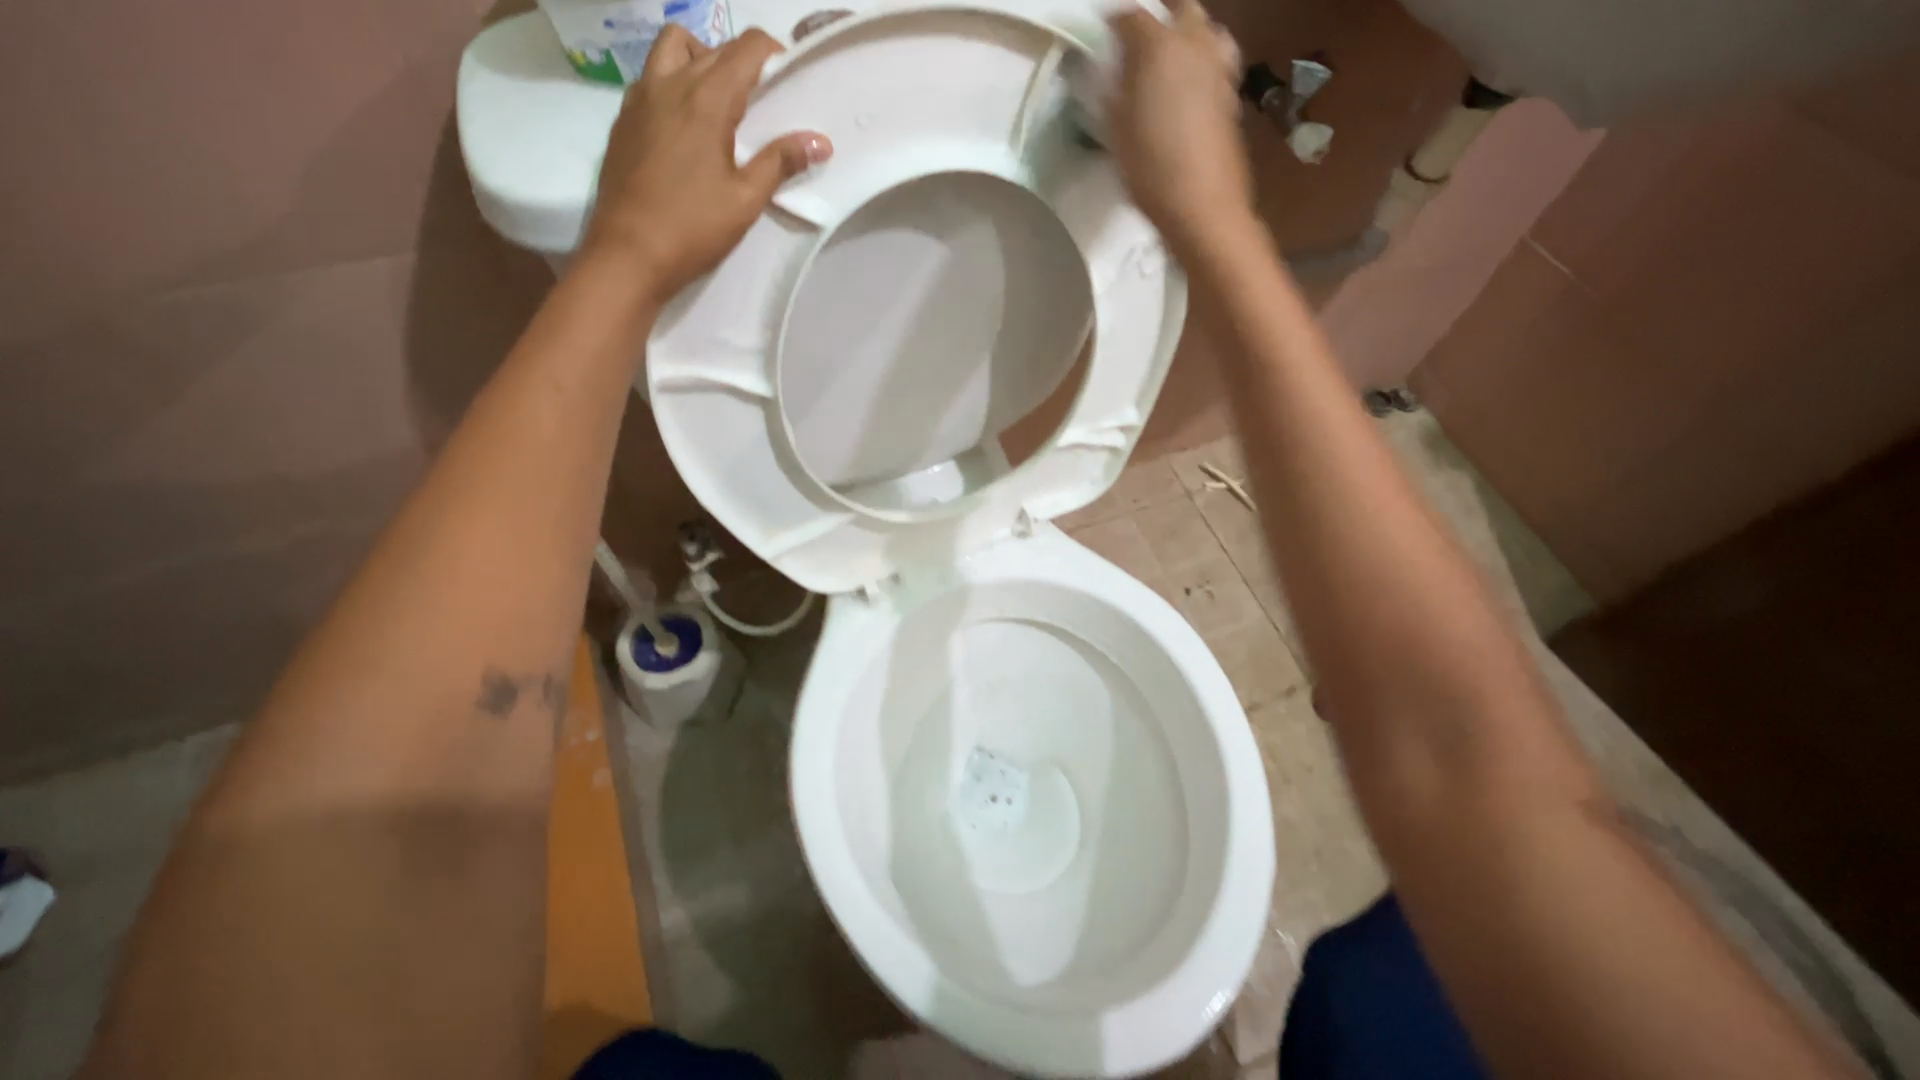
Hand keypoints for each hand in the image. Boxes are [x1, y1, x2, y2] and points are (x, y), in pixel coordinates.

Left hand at [581, 26, 832, 300]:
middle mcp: (668, 85)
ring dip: (700, 60)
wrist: (627, 256)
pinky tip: (686, 127)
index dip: (771, 54)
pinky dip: (673, 84)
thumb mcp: (746, 199)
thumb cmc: (692, 228)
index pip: (744, 49)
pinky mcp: (623, 121)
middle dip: (741, 62)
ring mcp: (639, 100)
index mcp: (705, 99)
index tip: (786, 80)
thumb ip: (781, 162)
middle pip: (711, 47)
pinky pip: (650, 80)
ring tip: (718, 103)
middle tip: (760, 101)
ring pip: (672, 50)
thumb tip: (819, 142)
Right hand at [1106, 0, 1254, 255]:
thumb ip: (1116, 87)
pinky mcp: (1233, 94)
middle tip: (1138, 35)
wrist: (1203, 206)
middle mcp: (1195, 44)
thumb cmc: (1150, 168)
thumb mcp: (1116, 127)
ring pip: (1207, 29)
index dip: (1113, 22)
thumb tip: (1116, 71)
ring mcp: (1220, 68)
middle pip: (1180, 8)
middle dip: (1159, 14)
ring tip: (1171, 54)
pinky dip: (1202, 62)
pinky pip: (1217, 61)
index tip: (1101, 35)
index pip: (1131, 15)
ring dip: (1188, 33)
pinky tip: (1190, 84)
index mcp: (1159, 46)